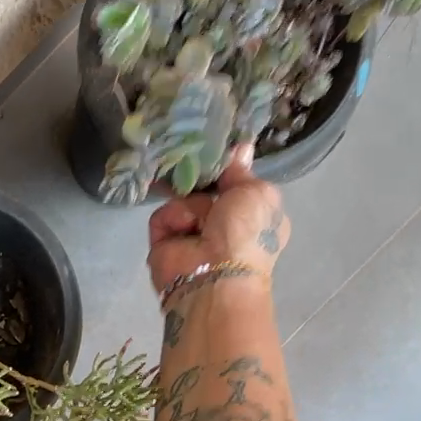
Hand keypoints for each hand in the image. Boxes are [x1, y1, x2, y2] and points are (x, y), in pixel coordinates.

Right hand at [146, 145, 289, 295]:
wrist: (215, 274)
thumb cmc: (246, 234)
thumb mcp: (257, 192)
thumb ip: (241, 171)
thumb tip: (240, 146)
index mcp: (250, 216)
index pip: (235, 184)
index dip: (229, 170)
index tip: (224, 155)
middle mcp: (220, 225)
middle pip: (205, 188)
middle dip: (203, 181)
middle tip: (203, 177)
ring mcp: (190, 234)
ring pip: (183, 199)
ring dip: (191, 207)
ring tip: (199, 225)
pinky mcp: (163, 244)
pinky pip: (162, 216)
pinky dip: (171, 221)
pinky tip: (182, 234)